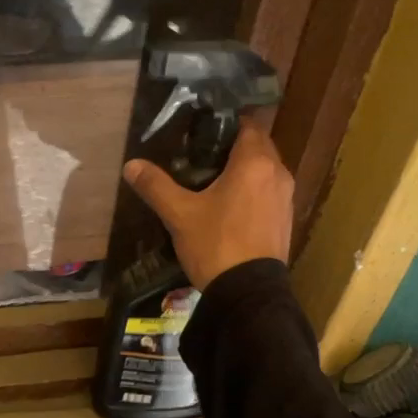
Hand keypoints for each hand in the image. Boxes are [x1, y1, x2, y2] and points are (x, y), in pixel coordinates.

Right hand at [122, 118, 294, 289]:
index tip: (205, 136)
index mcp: (254, 162)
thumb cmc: (215, 246)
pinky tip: (233, 214)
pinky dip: (254, 197)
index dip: (227, 126)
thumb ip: (156, 187)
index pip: (247, 125)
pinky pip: (270, 197)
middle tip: (206, 163)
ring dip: (246, 175)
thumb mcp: (180, 216)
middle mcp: (277, 172)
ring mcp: (286, 198)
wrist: (247, 292)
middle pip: (258, 148)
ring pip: (265, 174)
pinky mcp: (286, 222)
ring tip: (217, 189)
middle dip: (235, 151)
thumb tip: (130, 166)